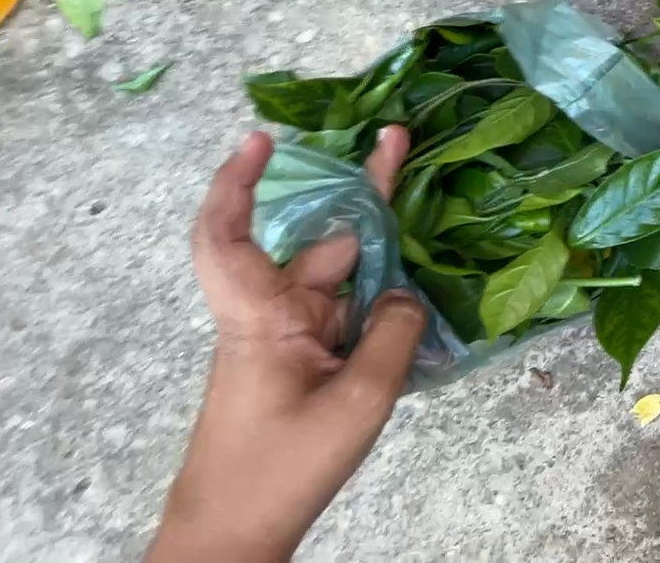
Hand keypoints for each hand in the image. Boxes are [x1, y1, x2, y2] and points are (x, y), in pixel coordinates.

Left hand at [148, 129, 426, 562]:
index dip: (237, 186)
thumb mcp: (359, 397)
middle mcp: (277, 312)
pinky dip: (390, 286)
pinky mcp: (314, 353)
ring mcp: (297, 332)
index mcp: (263, 317)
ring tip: (433, 197)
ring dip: (387, 242)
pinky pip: (357, 304)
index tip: (262, 138)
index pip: (227, 240)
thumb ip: (395, 331)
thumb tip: (407, 291)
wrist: (237, 535)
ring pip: (349, 271)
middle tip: (400, 135)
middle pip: (322, 239)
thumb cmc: (283, 465)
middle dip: (361, 189)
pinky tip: (429, 280)